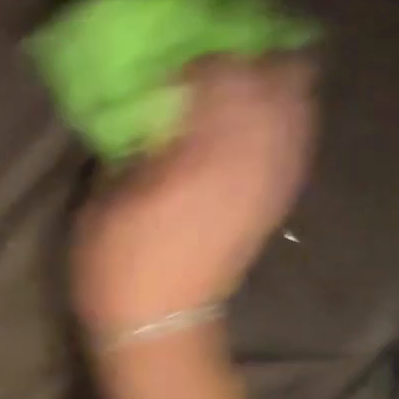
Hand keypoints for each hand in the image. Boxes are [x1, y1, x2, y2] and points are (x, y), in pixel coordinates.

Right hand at [72, 55, 315, 337]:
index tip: (166, 85)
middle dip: (238, 72)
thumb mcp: (101, 204)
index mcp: (198, 154)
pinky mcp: (276, 200)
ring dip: (266, 92)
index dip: (192, 68)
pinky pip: (298, 140)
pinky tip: (253, 134)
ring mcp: (270, 179)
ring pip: (295, 102)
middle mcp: (247, 157)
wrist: (159, 329)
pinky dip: (282, 124)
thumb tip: (147, 115)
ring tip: (230, 106)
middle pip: (270, 75)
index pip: (216, 70)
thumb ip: (129, 147)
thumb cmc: (118, 271)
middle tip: (203, 88)